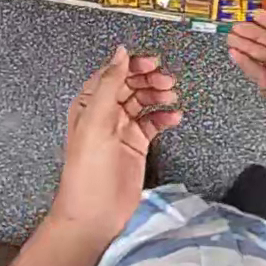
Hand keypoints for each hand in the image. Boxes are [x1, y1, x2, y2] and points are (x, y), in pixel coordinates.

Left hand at [50, 46, 180, 242]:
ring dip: (158, 95)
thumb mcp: (97, 120)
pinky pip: (153, 122)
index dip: (132, 65)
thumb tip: (121, 51)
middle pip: (131, 84)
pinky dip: (164, 117)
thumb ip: (110, 83)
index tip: (153, 62)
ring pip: (143, 101)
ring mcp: (122, 128)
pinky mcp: (137, 144)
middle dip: (149, 79)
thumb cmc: (90, 168)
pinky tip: (175, 117)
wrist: (95, 213)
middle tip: (168, 81)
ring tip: (172, 96)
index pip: (113, 73)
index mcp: (90, 102)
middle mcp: (106, 112)